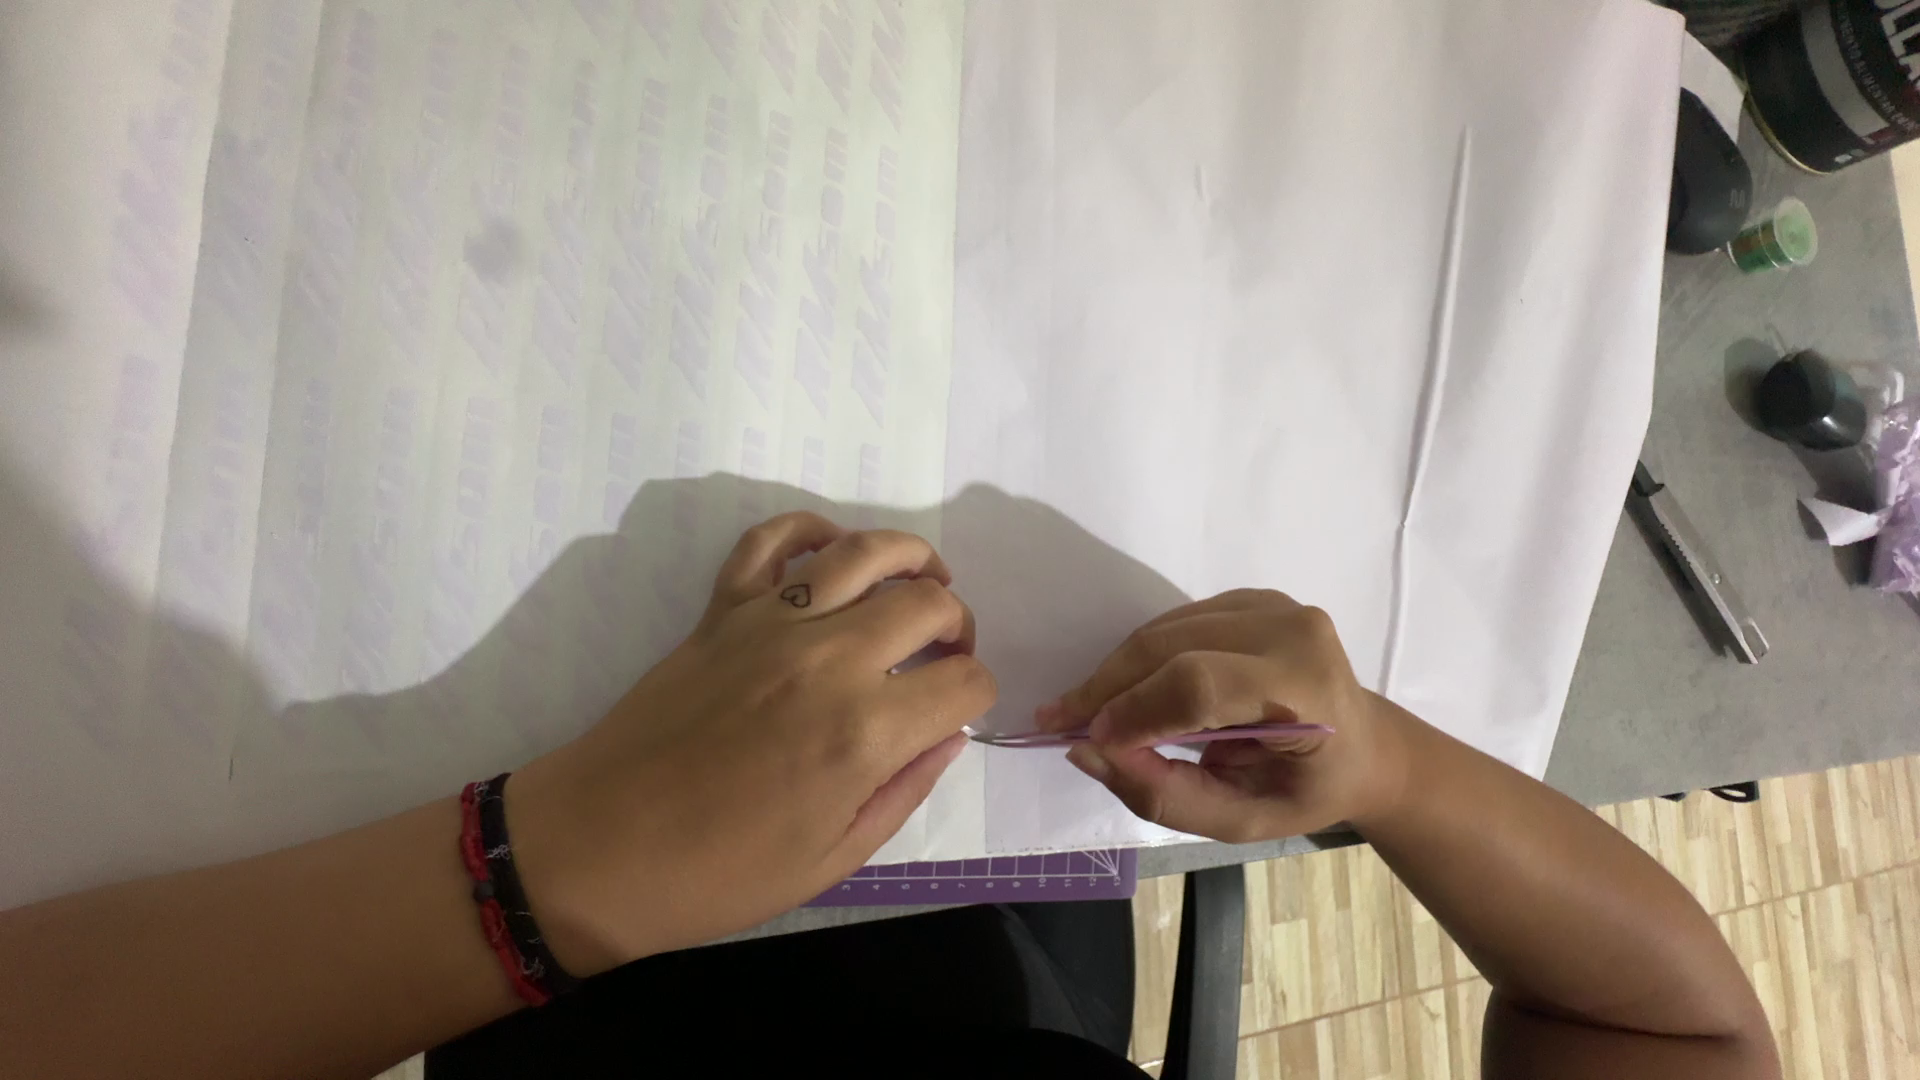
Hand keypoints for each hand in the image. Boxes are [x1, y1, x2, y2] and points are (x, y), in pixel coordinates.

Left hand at [507, 513, 996, 970]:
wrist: (601, 847)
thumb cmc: (722, 871)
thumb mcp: (836, 857)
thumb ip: (907, 788)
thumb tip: (951, 733)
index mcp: (865, 732)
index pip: (964, 683)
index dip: (977, 693)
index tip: (960, 707)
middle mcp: (830, 660)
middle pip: (929, 603)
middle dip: (958, 624)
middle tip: (946, 653)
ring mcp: (772, 623)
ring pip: (865, 552)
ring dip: (912, 557)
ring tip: (924, 578)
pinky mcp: (724, 609)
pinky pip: (771, 541)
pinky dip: (810, 530)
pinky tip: (834, 552)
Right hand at [1039, 590, 1411, 842]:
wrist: (1362, 746)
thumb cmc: (1305, 790)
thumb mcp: (1241, 820)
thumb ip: (1161, 793)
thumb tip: (1085, 751)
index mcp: (1306, 687)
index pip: (1200, 685)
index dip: (1136, 709)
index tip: (1087, 740)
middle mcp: (1291, 629)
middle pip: (1168, 647)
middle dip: (1107, 688)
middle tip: (1060, 721)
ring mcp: (1270, 604)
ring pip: (1160, 631)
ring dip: (1115, 672)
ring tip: (1087, 710)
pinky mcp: (1248, 597)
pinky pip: (1170, 623)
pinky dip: (1138, 658)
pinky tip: (1131, 690)